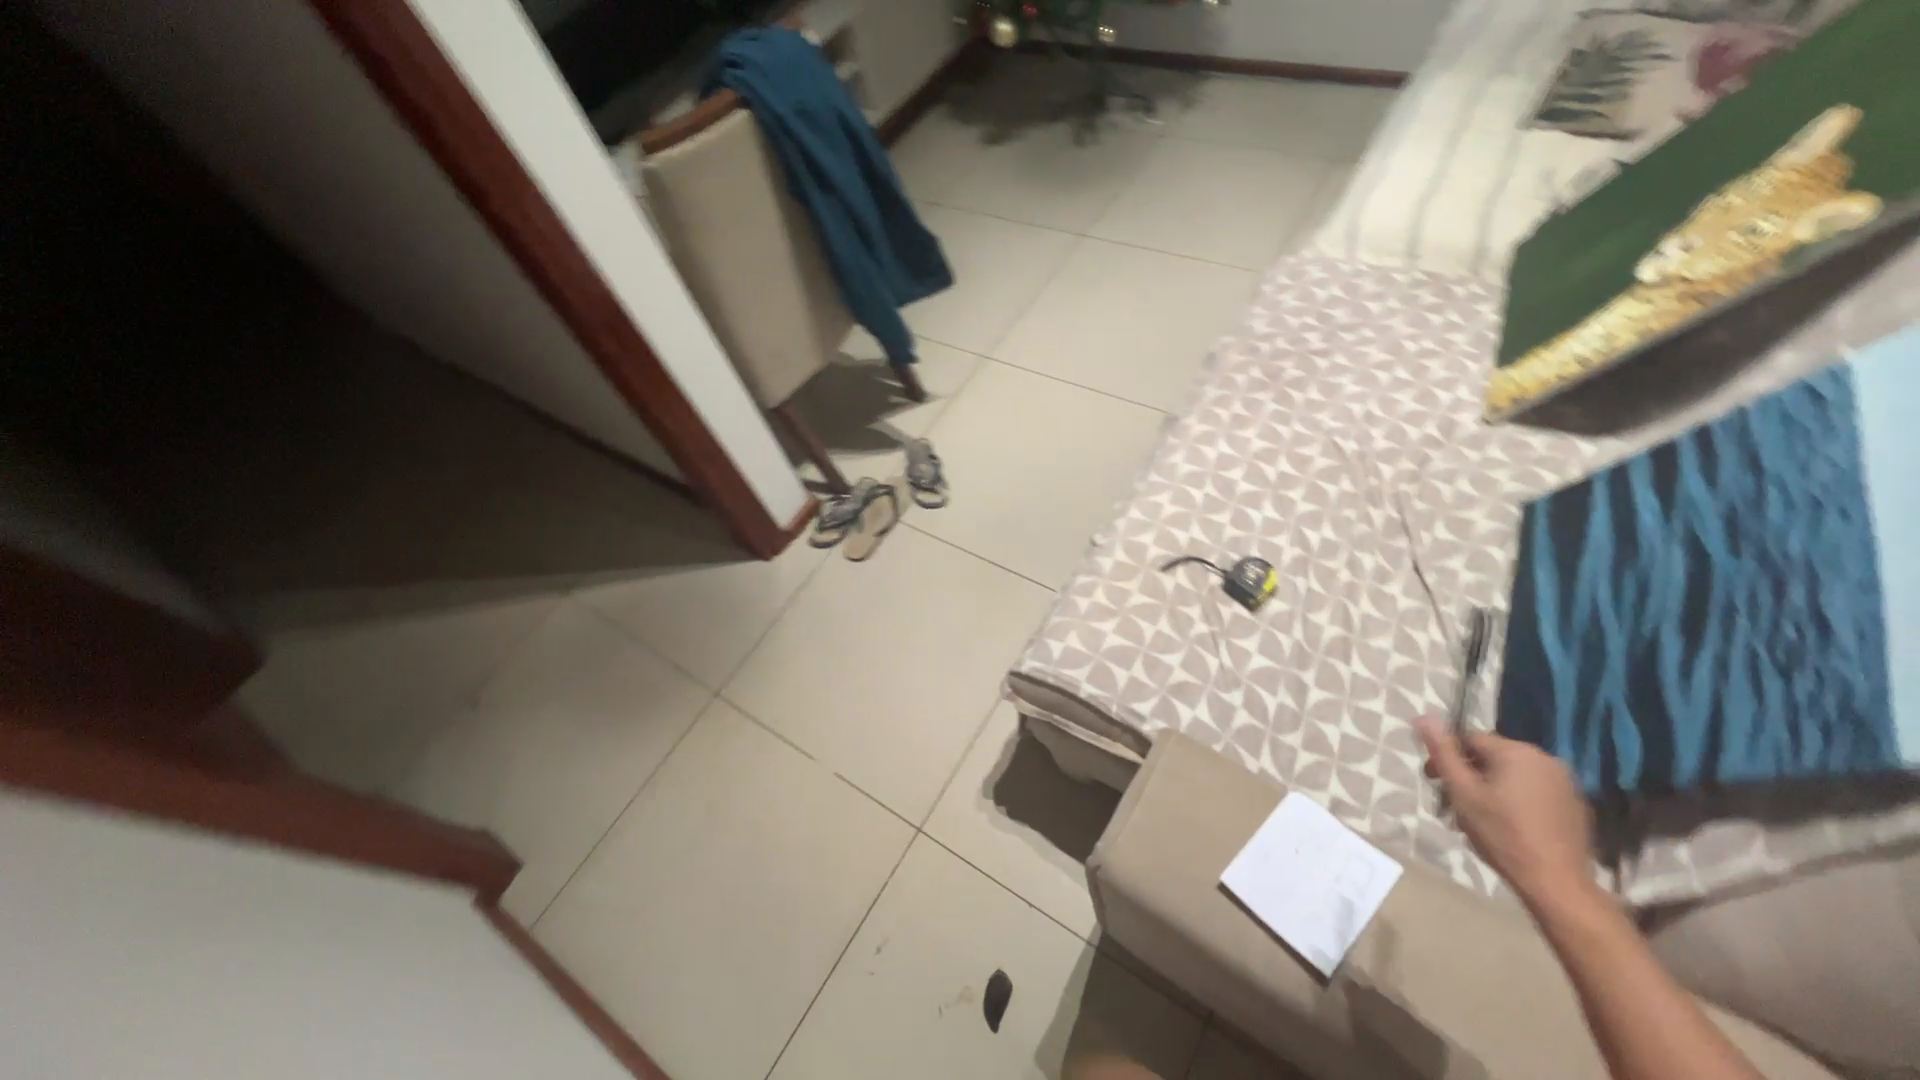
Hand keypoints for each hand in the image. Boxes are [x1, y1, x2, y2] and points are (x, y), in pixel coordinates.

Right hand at [1416, 717, 1596, 909]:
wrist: (1555, 881)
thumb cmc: (1501, 834)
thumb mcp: (1463, 793)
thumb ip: (1443, 753)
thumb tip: (1424, 716)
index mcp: (1516, 751)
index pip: (1470, 739)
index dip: (1447, 757)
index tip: (1434, 781)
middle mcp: (1544, 758)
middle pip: (1493, 757)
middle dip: (1469, 775)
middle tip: (1455, 804)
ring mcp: (1564, 781)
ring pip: (1514, 774)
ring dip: (1492, 788)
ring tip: (1480, 818)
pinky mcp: (1575, 803)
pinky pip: (1535, 790)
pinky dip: (1517, 799)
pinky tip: (1509, 824)